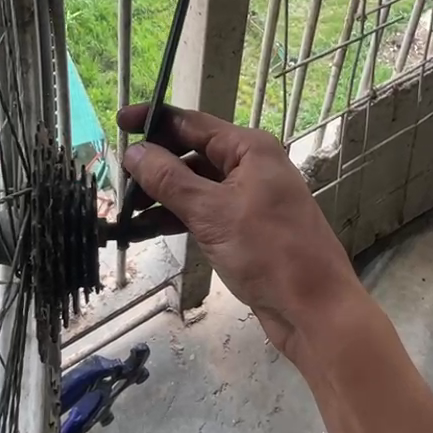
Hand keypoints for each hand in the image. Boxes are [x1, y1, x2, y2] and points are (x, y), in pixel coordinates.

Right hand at [118, 104, 363, 362]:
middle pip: (191, 154)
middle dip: (154, 166)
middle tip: (117, 181)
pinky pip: (203, 211)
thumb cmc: (269, 252)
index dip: (154, 121)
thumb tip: (133, 152)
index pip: (191, 123)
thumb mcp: (211, 213)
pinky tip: (145, 230)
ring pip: (194, 185)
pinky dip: (176, 217)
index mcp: (249, 148)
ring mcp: (249, 197)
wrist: (316, 311)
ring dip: (161, 196)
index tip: (119, 122)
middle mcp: (250, 165)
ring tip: (124, 212)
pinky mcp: (246, 227)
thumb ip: (169, 179)